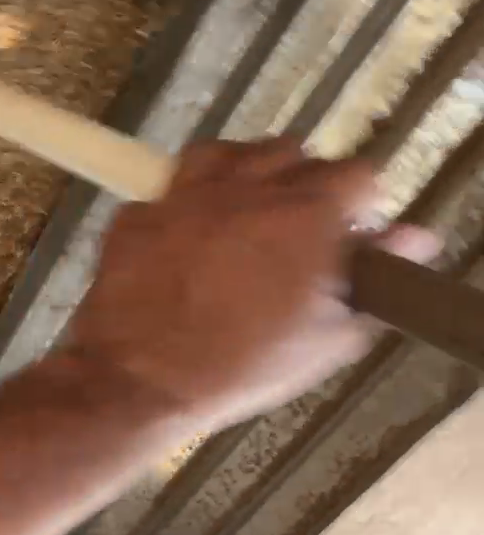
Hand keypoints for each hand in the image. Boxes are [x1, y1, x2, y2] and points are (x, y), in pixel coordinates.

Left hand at [65, 139, 440, 429]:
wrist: (139, 380)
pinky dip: (170, 207)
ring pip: (214, 155)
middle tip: (292, 219)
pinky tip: (176, 235)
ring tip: (238, 206)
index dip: (358, 201)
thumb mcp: (334, 332)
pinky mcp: (127, 226)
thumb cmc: (242, 365)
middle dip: (298, 180)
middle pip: (284, 153)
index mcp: (304, 215)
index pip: (354, 173)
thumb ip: (374, 277)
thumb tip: (408, 239)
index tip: (349, 230)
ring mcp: (175, 206)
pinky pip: (154, 195)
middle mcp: (239, 196)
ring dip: (234, 170)